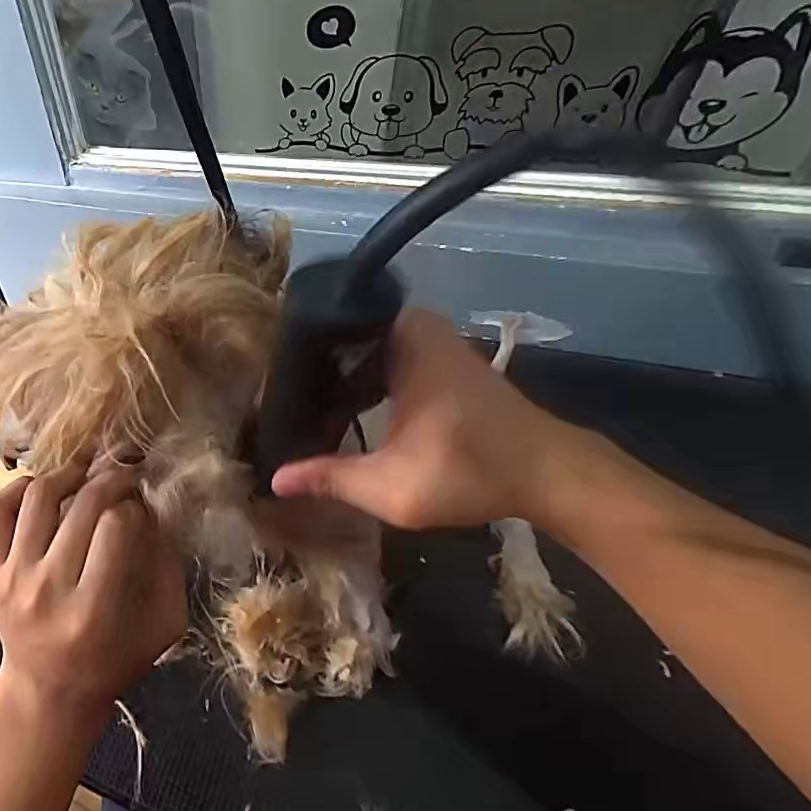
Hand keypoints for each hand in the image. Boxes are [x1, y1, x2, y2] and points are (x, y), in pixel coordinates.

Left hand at [0, 468, 185, 717]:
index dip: (137, 506)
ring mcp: (11, 578)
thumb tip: (162, 508)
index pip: (117, 526)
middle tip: (127, 476)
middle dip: (114, 478)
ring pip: (39, 495)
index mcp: (92, 610)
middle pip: (83, 503)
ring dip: (71, 472)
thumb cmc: (114, 660)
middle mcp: (47, 590)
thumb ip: (170, 567)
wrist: (46, 694)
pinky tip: (45, 489)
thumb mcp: (162, 624)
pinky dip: (20, 487)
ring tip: (89, 473)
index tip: (144, 509)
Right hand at [271, 309, 575, 528]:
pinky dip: (362, 387)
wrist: (546, 471)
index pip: (323, 343)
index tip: (264, 409)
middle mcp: (411, 324)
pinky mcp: (437, 354)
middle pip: (339, 347)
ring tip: (300, 417)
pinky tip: (342, 415)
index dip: (291, 379)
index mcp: (398, 336)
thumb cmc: (471, 472)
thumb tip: (275, 478)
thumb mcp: (392, 486)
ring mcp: (427, 336)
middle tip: (276, 415)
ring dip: (336, 387)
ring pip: (360, 356)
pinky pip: (382, 361)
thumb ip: (331, 479)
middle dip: (311, 382)